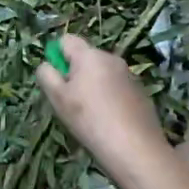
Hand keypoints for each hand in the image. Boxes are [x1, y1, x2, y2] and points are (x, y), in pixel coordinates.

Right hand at [35, 35, 174, 182]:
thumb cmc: (89, 119)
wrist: (135, 148)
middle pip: (85, 57)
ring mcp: (129, 74)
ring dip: (93, 86)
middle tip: (72, 101)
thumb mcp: (58, 98)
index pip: (66, 40)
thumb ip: (46, 75)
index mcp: (89, 55)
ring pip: (102, 73)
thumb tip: (47, 65)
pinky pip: (117, 86)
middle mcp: (111, 58)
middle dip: (75, 73)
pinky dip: (110, 97)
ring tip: (91, 115)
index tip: (58, 80)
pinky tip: (110, 120)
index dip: (56, 55)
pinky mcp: (141, 91)